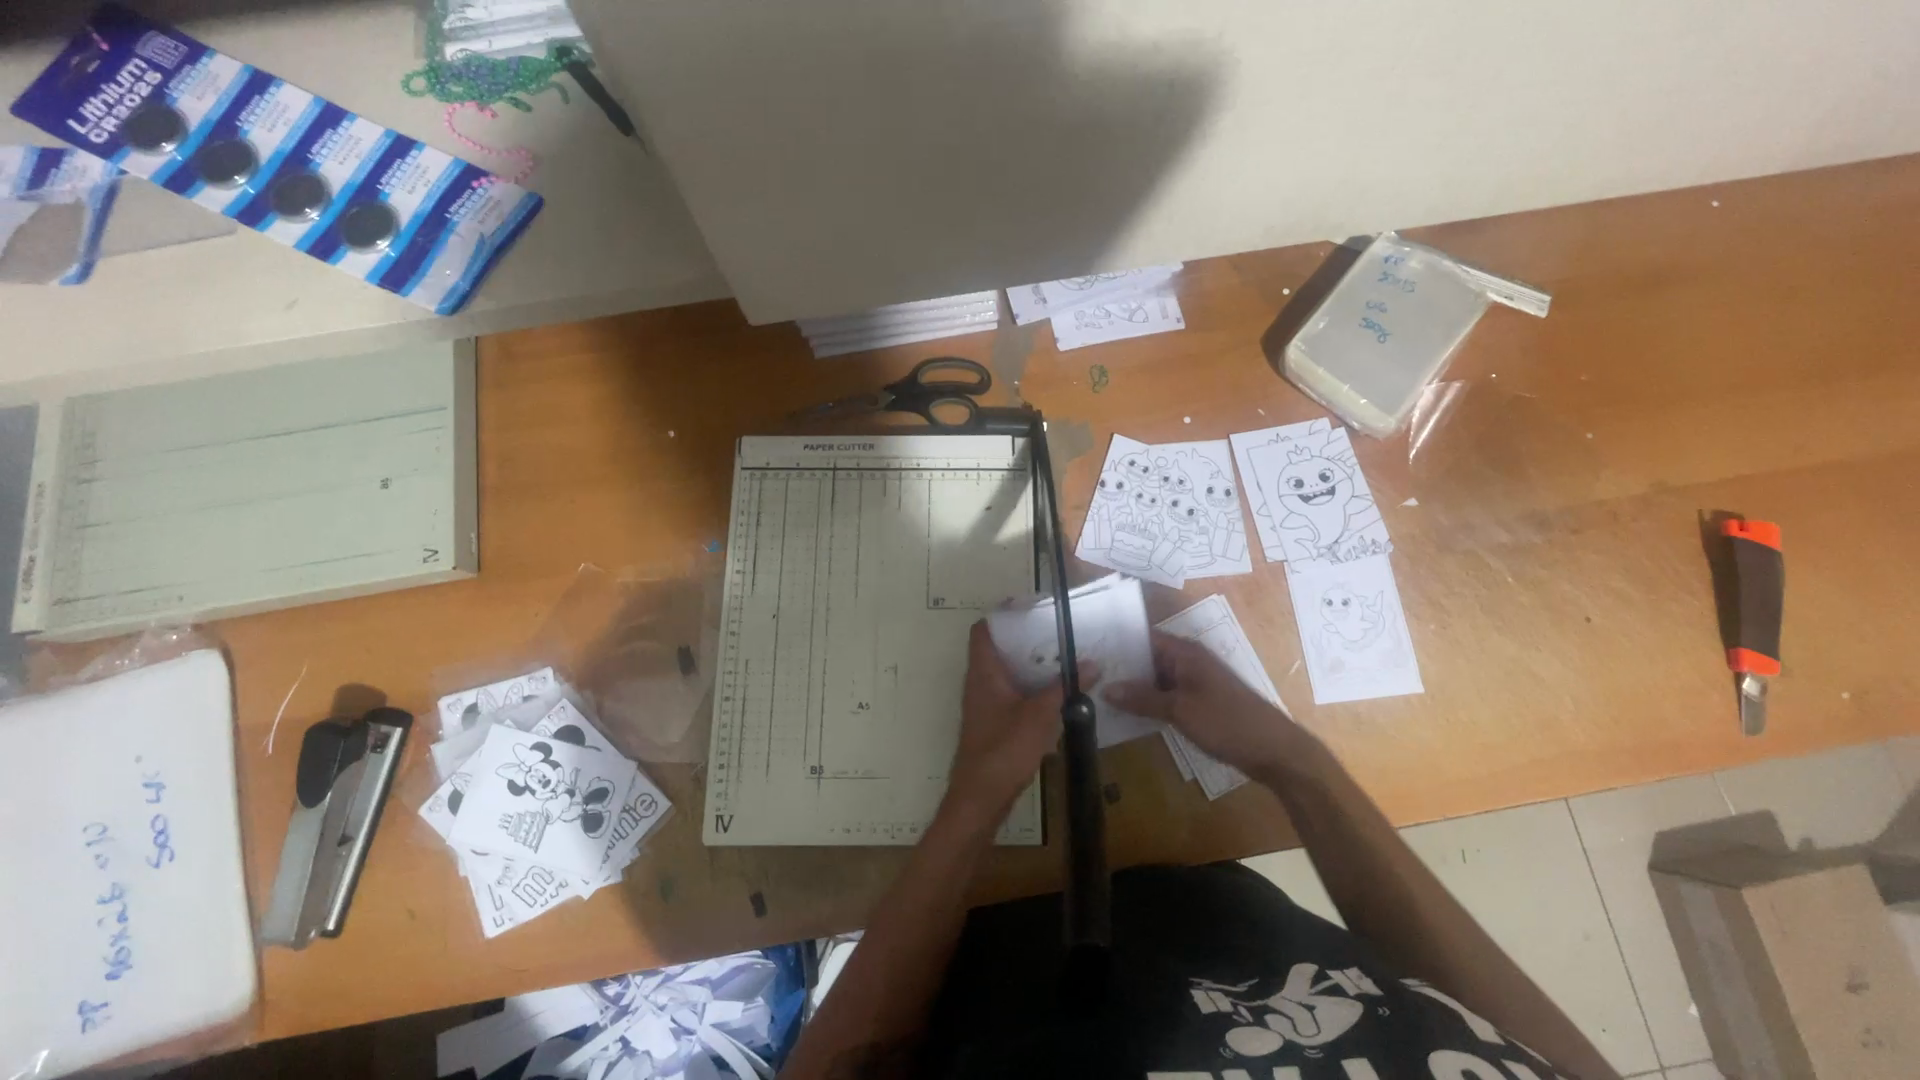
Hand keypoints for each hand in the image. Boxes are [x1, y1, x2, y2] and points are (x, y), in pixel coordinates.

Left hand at [945, 621, 1097, 826]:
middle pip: (998, 651)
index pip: (983, 631)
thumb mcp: (1040, 715)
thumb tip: (1091, 663)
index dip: (1002, 616)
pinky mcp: (993, 726)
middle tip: (1058, 634)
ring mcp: (984, 706)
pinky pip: (1012, 697)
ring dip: (1031, 668)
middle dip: (1026, 641)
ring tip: (1064, 660)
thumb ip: (1065, 687)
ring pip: (1007, 676)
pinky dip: (1031, 691)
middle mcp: (979, 684)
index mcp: (983, 673)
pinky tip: (1058, 696)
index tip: (1030, 608)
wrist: (981, 797)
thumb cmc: (1005, 749)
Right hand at [1106, 632, 1317, 781]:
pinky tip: (1125, 713)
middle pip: (1147, 657)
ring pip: (1155, 678)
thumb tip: (1105, 688)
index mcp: (1186, 653)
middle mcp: (1189, 662)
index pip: (1144, 637)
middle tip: (1085, 674)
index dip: (1117, 642)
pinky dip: (1148, 702)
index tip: (1088, 648)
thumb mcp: (1180, 710)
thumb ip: (1142, 698)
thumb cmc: (1227, 722)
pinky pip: (1165, 696)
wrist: (1273, 752)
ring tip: (1097, 693)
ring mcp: (1194, 683)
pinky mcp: (1198, 703)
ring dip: (1133, 686)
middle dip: (1120, 666)